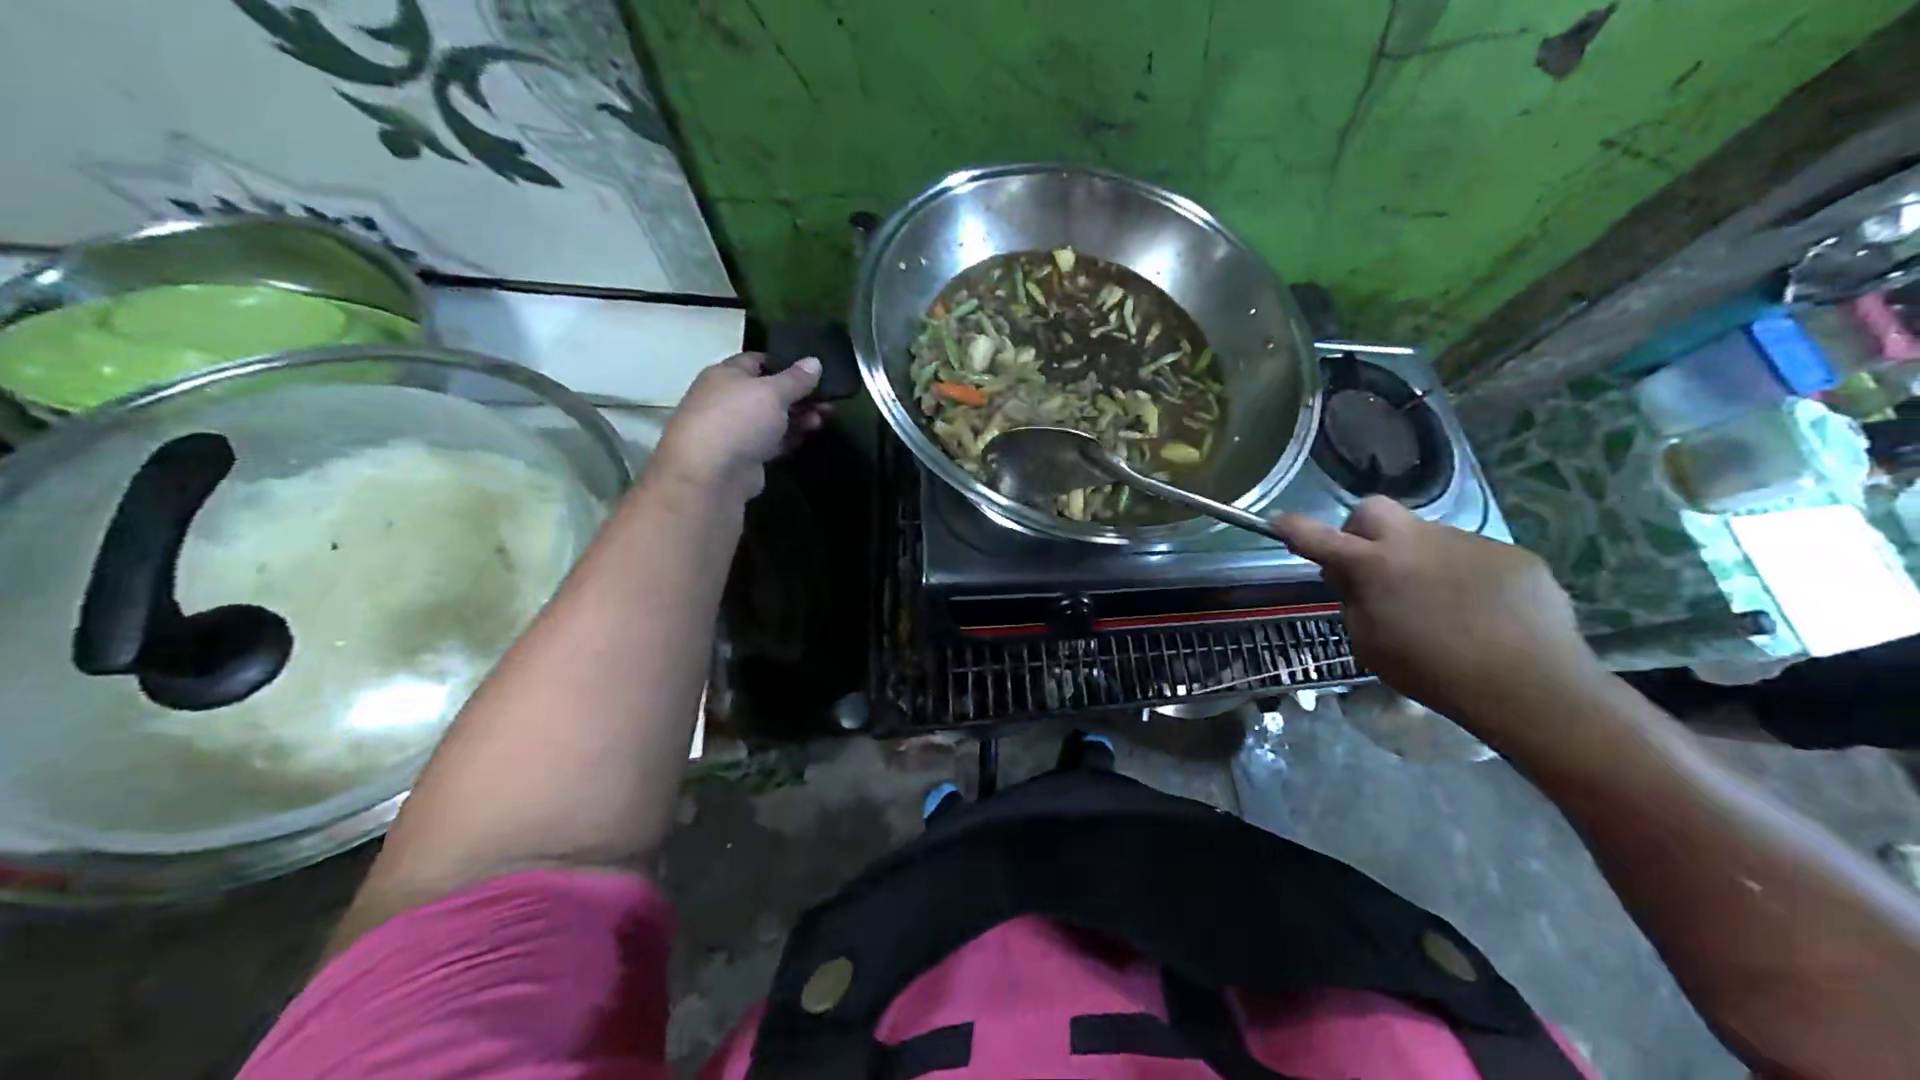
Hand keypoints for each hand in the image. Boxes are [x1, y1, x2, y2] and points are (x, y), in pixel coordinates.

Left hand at [651, 353, 824, 500]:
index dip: (785, 363)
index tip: (812, 370)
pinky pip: (772, 442)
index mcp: (726, 375)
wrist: (711, 474)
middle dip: (798, 394)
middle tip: (828, 399)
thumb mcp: (772, 392)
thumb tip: (814, 361)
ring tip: (826, 417)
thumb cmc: (739, 419)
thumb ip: (796, 379)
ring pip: (772, 418)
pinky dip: (790, 438)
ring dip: (798, 416)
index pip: (757, 361)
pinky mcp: (744, 457)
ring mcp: (735, 430)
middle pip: (768, 392)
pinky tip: (811, 435)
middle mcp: (727, 399)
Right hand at [1270, 496, 1603, 728]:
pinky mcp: (1512, 554)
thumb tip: (1356, 581)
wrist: (1531, 686)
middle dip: (1361, 530)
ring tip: (1442, 606)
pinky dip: (1465, 577)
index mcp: (1375, 566)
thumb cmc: (1434, 673)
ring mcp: (1469, 542)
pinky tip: (1481, 612)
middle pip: (1373, 509)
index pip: (1318, 538)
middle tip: (1371, 566)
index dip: (1294, 529)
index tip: (1279, 522)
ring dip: (1419, 561)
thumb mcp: (1369, 645)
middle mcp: (1418, 541)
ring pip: (1427, 538)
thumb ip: (1354, 603)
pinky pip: (1472, 557)